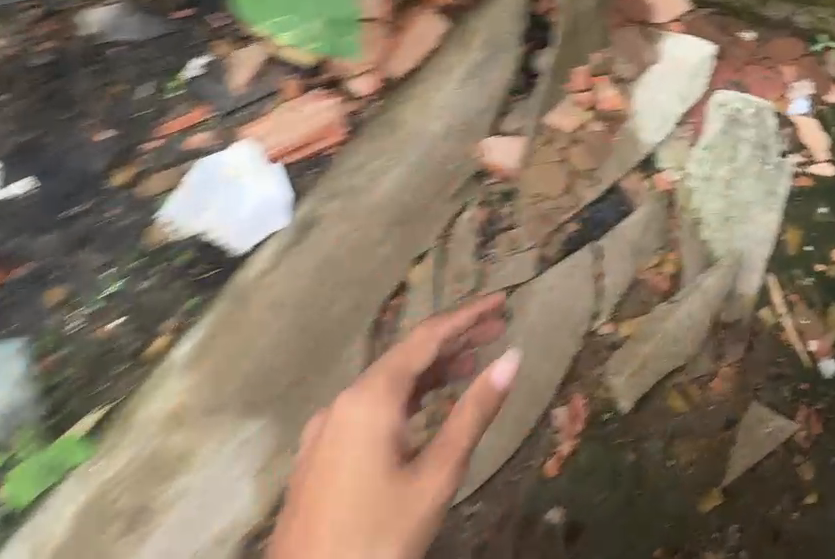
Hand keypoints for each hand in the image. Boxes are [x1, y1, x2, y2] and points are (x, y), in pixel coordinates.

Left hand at [267, 295, 520, 558]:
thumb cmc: (378, 537)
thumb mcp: (437, 474)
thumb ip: (475, 411)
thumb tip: (513, 357)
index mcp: (370, 399)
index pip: (426, 337)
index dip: (467, 315)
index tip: (504, 300)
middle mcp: (342, 403)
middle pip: (406, 354)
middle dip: (455, 337)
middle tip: (501, 327)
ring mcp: (325, 430)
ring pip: (387, 381)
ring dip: (433, 367)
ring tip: (475, 363)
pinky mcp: (321, 456)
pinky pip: (371, 406)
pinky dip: (408, 393)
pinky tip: (430, 404)